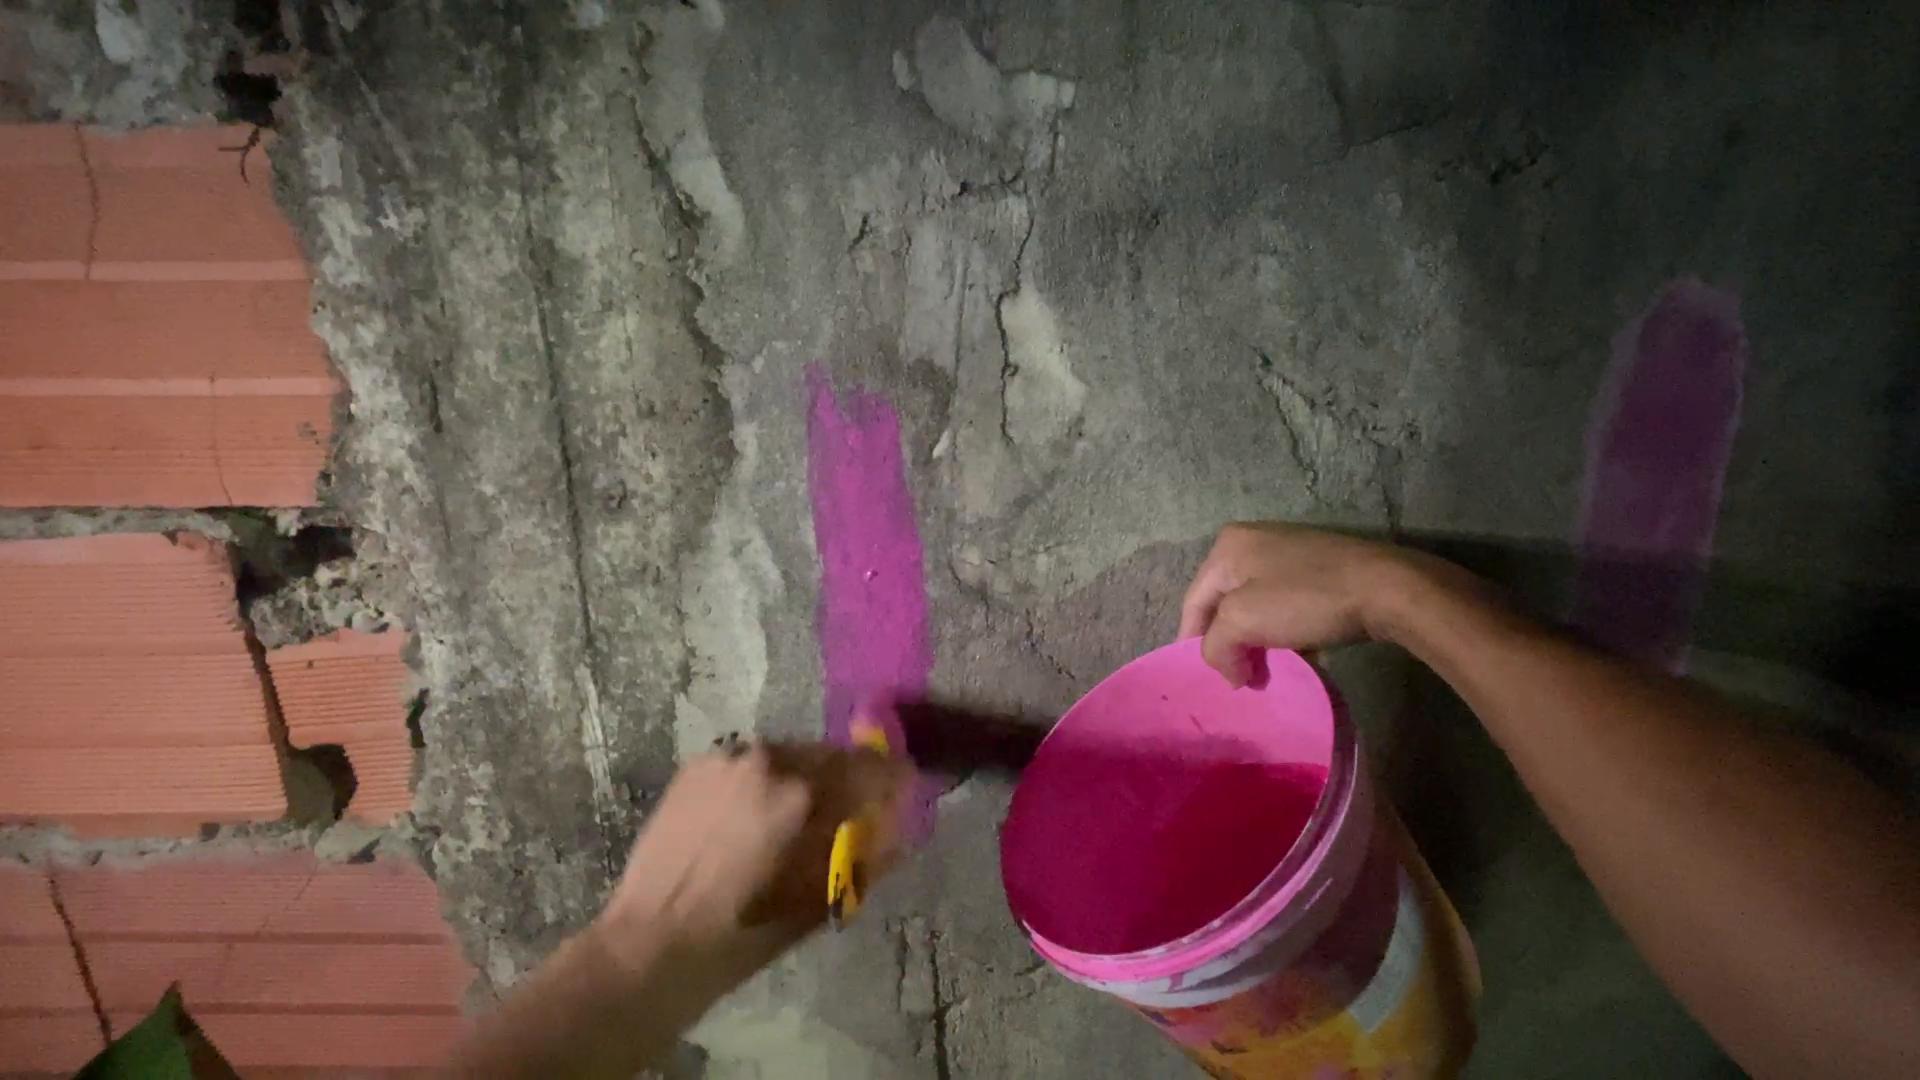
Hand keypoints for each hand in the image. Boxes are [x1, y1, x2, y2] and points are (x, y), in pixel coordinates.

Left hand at [593, 740, 910, 991]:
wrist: (648, 942)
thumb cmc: (739, 933)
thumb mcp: (816, 904)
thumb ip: (864, 859)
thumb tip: (897, 832)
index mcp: (800, 794)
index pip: (868, 765)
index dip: (892, 774)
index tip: (903, 784)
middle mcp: (767, 760)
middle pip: (828, 755)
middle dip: (845, 778)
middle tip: (847, 808)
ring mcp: (727, 757)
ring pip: (787, 756)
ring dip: (802, 777)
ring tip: (793, 814)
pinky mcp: (698, 764)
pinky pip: (749, 762)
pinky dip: (762, 779)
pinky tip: (751, 813)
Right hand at [1179, 523, 1421, 685]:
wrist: (1388, 588)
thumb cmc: (1304, 599)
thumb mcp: (1242, 622)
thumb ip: (1216, 647)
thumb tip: (1229, 671)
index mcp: (1226, 546)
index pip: (1194, 603)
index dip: (1194, 646)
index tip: (1214, 680)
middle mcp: (1251, 541)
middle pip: (1223, 605)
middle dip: (1230, 645)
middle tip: (1243, 678)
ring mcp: (1286, 552)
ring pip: (1254, 607)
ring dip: (1257, 642)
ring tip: (1268, 670)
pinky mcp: (1317, 567)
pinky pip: (1283, 604)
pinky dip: (1282, 630)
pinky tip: (1296, 651)